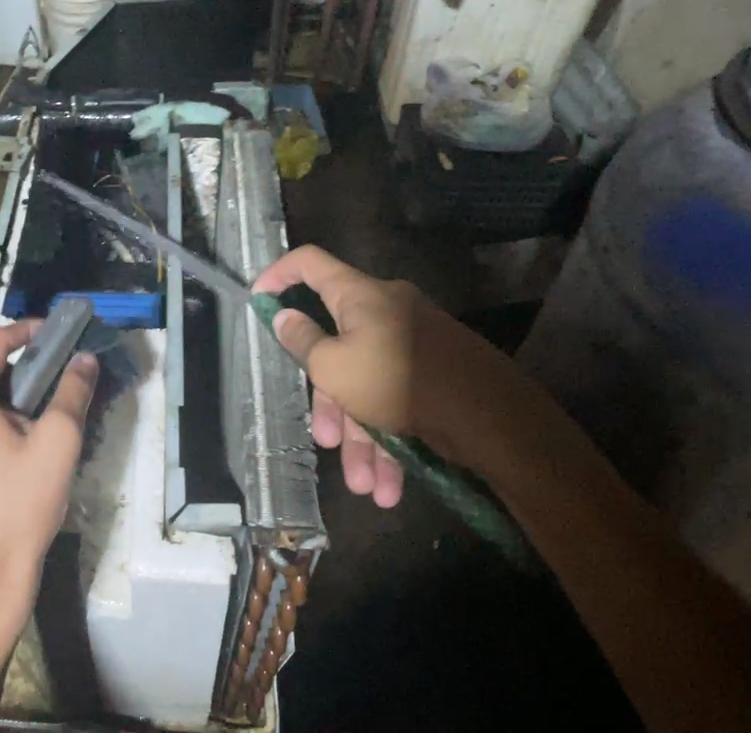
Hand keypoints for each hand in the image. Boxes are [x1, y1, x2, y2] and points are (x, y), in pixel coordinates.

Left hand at [0, 321, 99, 597]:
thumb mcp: (58, 442)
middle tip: (56, 379)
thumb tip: (85, 357)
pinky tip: (12, 437)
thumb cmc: (24, 503)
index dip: (26, 331)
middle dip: (19, 369)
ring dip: (4, 395)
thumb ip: (72, 390)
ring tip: (39, 412)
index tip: (57, 333)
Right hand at [253, 246, 414, 507]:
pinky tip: (390, 486)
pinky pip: (398, 400)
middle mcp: (385, 311)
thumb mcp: (334, 367)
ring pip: (369, 385)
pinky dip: (391, 438)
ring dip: (363, 438)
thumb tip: (283, 316)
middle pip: (339, 347)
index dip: (279, 274)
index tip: (259, 299)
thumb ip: (303, 342)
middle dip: (331, 404)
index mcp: (358, 295)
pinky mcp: (436, 372)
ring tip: (365, 486)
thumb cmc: (397, 380)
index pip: (309, 263)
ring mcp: (413, 342)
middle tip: (325, 441)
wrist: (491, 415)